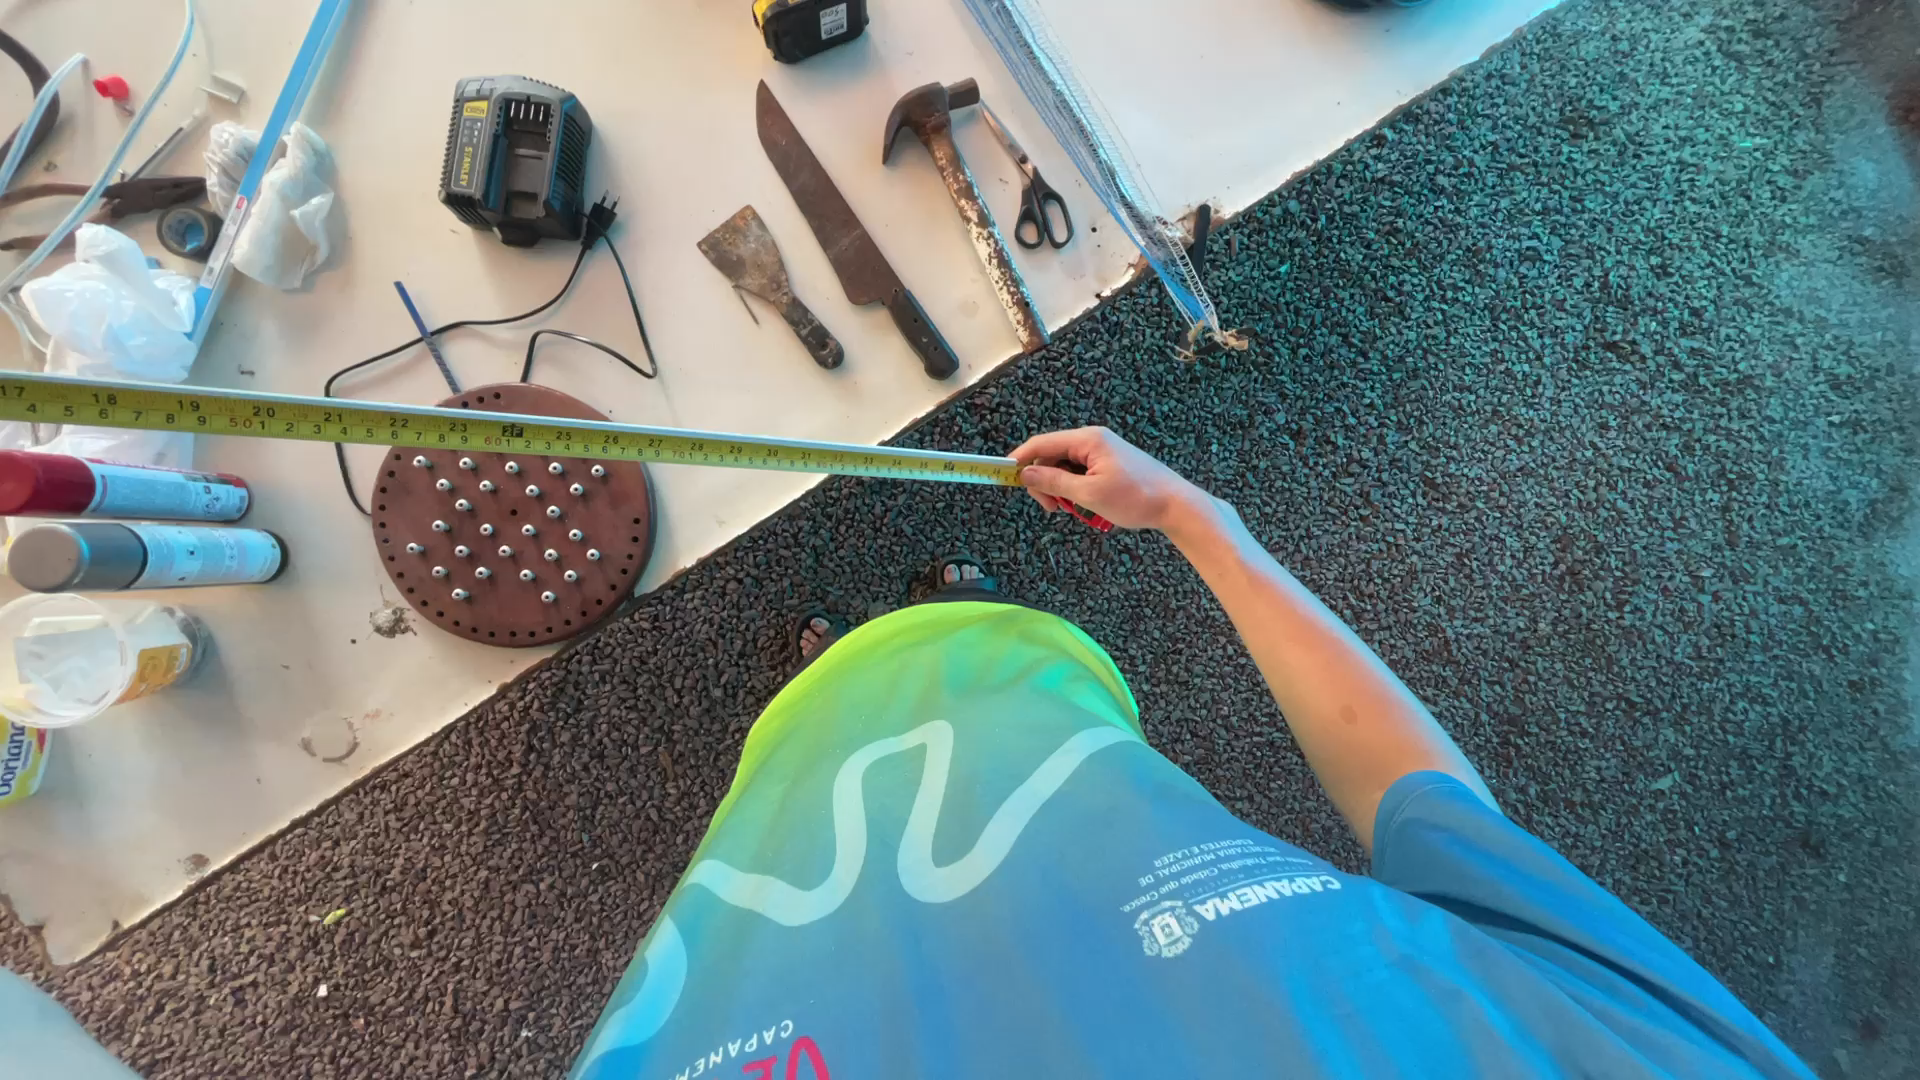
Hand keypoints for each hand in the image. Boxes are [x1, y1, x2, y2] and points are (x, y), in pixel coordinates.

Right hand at [1010, 427, 1212, 531]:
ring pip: (1065, 467)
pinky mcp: (1109, 463)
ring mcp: (1102, 451)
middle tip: (1051, 508)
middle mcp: (1093, 440)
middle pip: (1051, 456)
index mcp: (1088, 440)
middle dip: (1044, 482)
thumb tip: (1025, 474)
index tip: (1004, 476)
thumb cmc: (1136, 498)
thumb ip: (1054, 482)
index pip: (1041, 443)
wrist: (1176, 505)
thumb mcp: (1089, 494)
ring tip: (1071, 510)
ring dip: (1060, 489)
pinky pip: (1080, 473)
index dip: (1020, 459)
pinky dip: (1075, 489)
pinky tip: (1085, 506)